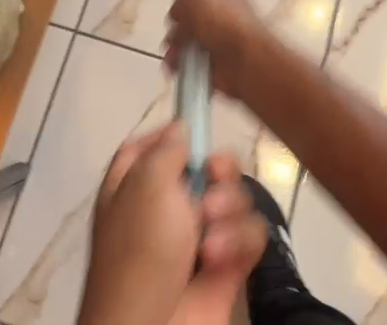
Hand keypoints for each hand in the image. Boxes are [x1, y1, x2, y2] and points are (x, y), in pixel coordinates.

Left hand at [81, 122, 267, 324]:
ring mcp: (199, 234)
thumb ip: (167, 149)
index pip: (153, 144)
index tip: (196, 124)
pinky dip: (239, 242)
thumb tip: (181, 127)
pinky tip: (219, 258)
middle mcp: (167, 206)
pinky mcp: (227, 263)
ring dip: (227, 210)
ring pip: (234, 197)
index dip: (174, 132)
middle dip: (218, 170)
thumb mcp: (145, 186)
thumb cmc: (140, 251)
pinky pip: (250, 233)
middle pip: (206, 166)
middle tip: (214, 176)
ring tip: (209, 238)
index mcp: (135, 184)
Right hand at [167, 0, 273, 98]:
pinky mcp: (212, 54)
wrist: (242, 57)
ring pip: (183, 29)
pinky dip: (178, 58)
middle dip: (177, 12)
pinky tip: (175, 62)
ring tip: (178, 46)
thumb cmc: (217, 14)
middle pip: (188, 0)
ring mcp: (216, 30)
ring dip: (175, 38)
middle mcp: (220, 1)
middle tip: (182, 18)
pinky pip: (186, 53)